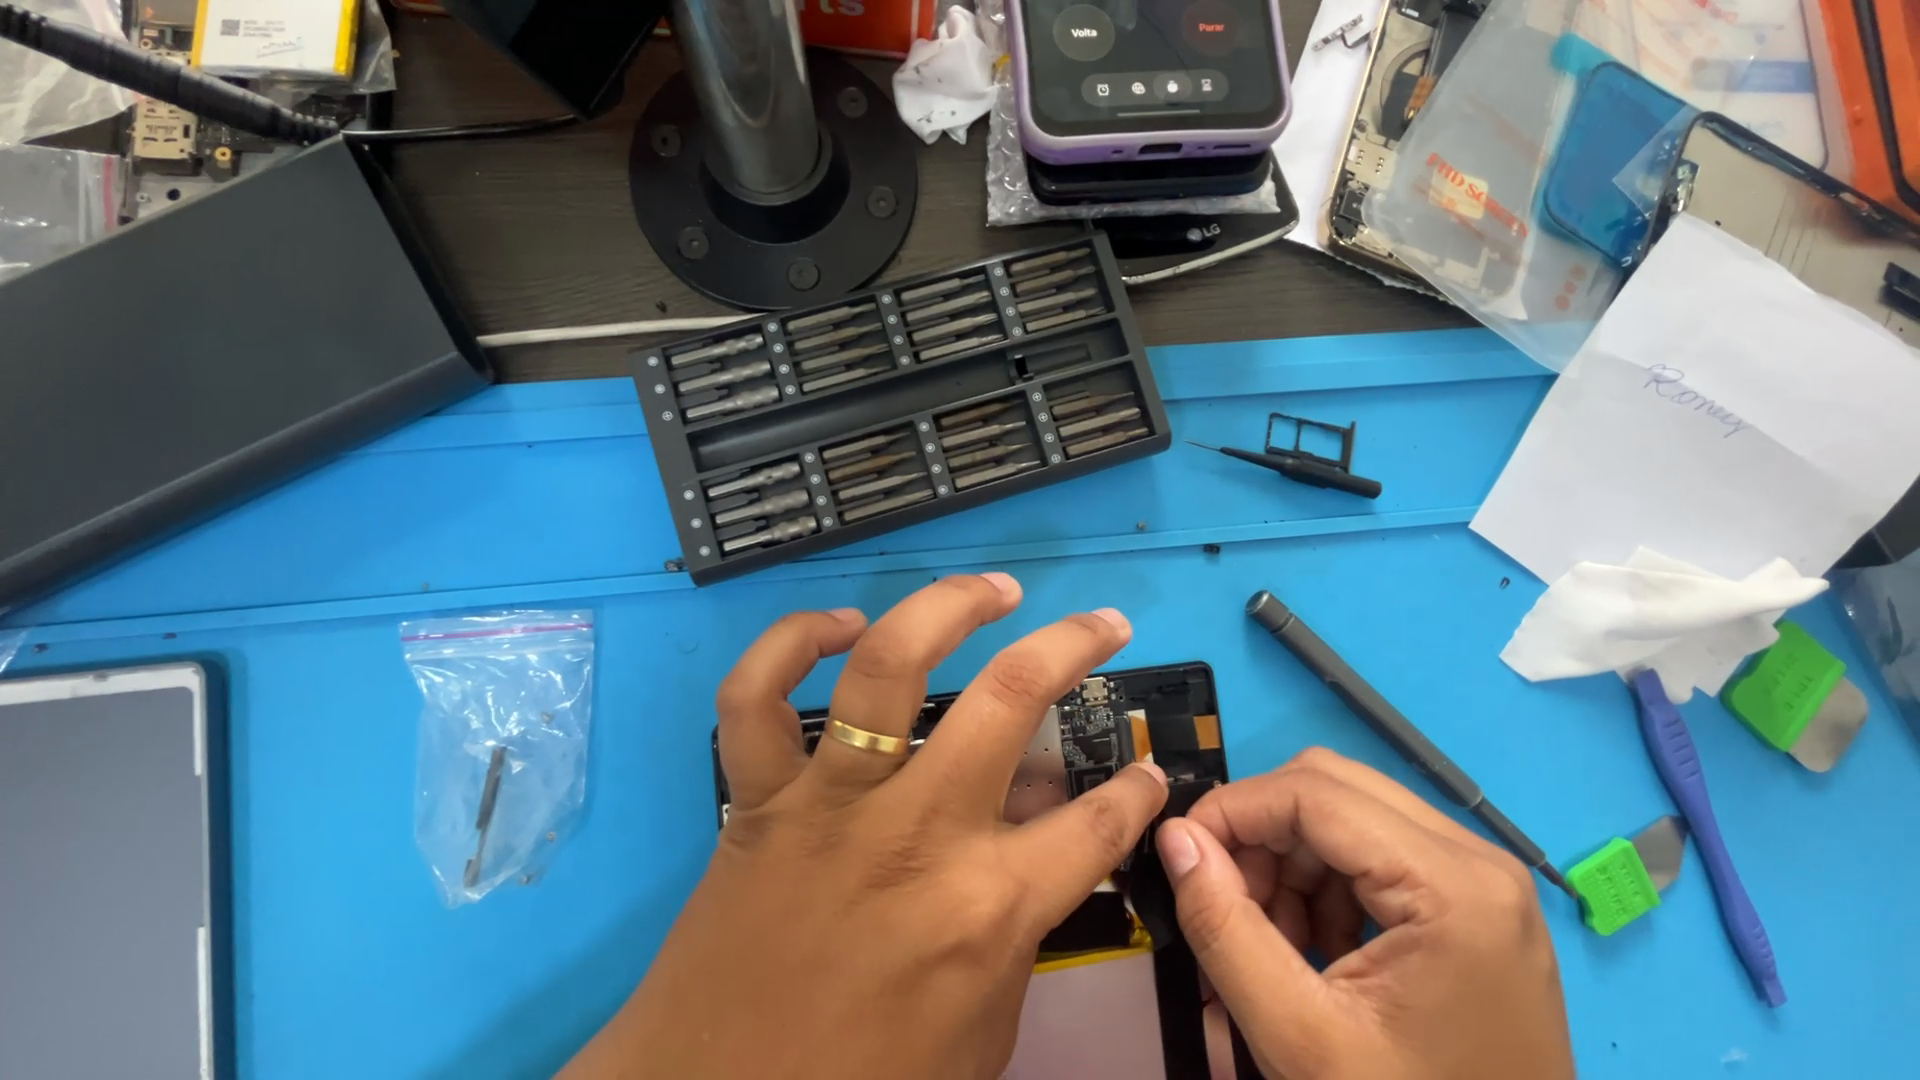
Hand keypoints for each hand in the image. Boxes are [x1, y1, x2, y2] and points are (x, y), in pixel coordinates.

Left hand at [561, 573, 1169, 1079]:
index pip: (1096, 823)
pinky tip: (839, 625)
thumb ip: (1022, 920)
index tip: (1148, 771)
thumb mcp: (984, 1023)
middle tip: (1103, 622)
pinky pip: (755, 697)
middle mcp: (915, 831)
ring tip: (993, 587)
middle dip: (1073, 645)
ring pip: (888, 666)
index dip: (1138, 792)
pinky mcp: (756, 797)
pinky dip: (790, 643)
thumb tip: (1044, 825)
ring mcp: (829, 803)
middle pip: (1010, 699)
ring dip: (948, 607)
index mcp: (986, 904)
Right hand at [1154, 748, 1573, 1079]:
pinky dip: (1320, 881)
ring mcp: (1479, 877)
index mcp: (1452, 885)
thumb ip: (1224, 928)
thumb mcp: (1298, 1035)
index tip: (1181, 850)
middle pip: (1330, 787)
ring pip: (1345, 813)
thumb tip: (1174, 836)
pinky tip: (1309, 944)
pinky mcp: (1471, 899)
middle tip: (1225, 897)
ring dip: (1287, 858)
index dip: (1233, 808)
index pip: (1313, 792)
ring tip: (1266, 936)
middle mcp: (1476, 859)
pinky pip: (1371, 849)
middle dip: (1260, 831)